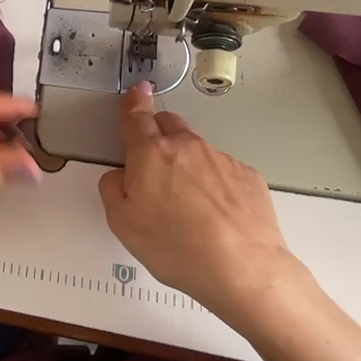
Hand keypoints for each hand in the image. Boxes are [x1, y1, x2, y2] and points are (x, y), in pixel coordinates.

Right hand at [98, 83, 302, 319]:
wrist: (244, 269)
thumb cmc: (177, 247)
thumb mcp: (122, 223)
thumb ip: (112, 189)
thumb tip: (120, 176)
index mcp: (150, 153)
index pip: (137, 116)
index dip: (134, 101)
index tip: (138, 90)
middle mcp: (187, 147)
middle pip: (169, 124)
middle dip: (158, 134)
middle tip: (153, 166)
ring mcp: (222, 160)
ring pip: (197, 149)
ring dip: (187, 163)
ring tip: (188, 205)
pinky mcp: (249, 177)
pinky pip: (223, 171)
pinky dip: (215, 183)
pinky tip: (215, 214)